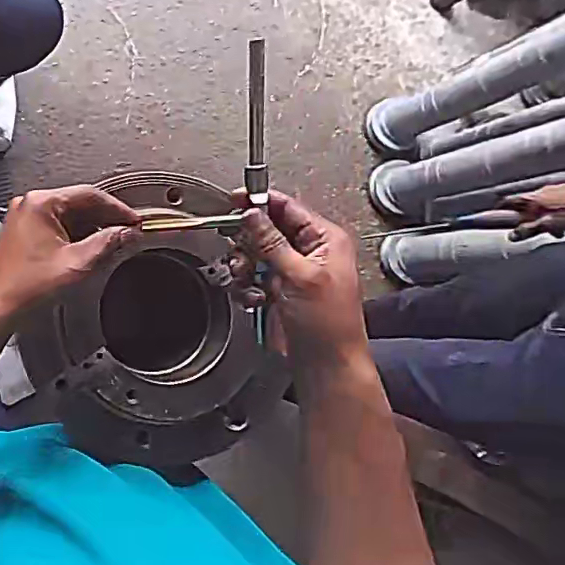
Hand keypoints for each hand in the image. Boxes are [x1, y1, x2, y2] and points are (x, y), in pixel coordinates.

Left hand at [0, 186, 139, 321]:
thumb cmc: (27, 287)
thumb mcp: (78, 264)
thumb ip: (107, 244)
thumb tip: (127, 232)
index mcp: (40, 204)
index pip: (89, 195)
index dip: (117, 208)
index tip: (133, 220)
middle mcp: (30, 205)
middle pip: (79, 202)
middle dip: (105, 218)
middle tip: (127, 231)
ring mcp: (25, 217)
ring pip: (69, 214)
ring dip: (92, 227)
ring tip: (113, 242)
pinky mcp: (24, 231)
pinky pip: (57, 224)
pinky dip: (76, 234)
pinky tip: (90, 247)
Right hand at [232, 190, 368, 366]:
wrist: (324, 364)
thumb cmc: (329, 325)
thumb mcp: (300, 276)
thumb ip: (272, 242)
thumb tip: (252, 215)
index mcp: (324, 240)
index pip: (287, 207)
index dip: (259, 202)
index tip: (235, 200)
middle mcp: (308, 252)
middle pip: (265, 229)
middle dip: (247, 242)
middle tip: (241, 254)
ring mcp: (290, 271)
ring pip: (253, 253)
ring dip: (243, 267)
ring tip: (246, 279)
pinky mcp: (277, 289)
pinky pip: (249, 276)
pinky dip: (245, 286)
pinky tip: (253, 297)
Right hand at [500, 178, 564, 239]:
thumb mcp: (551, 225)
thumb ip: (529, 230)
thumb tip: (513, 235)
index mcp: (532, 199)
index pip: (507, 202)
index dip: (499, 209)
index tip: (496, 215)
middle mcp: (542, 192)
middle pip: (525, 204)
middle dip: (527, 218)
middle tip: (534, 230)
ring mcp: (557, 189)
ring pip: (543, 204)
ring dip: (545, 216)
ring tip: (558, 229)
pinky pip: (557, 202)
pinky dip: (558, 212)